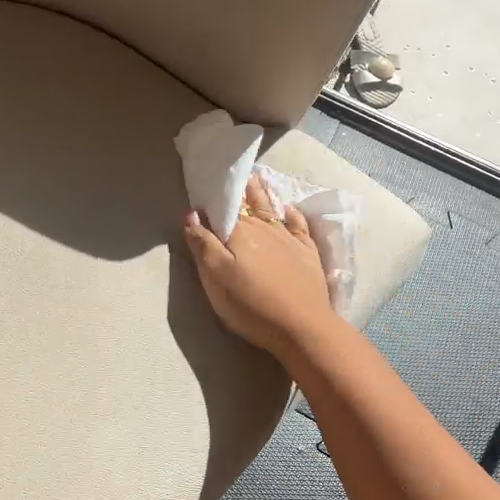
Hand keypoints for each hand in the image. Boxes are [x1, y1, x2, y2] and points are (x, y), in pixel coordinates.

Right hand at [181, 174, 334, 357]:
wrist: (302, 327)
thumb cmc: (251, 305)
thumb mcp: (215, 278)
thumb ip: (202, 243)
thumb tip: (192, 213)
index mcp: (239, 233)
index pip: (223, 208)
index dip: (214, 196)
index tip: (206, 184)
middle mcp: (264, 228)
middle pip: (248, 203)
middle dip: (239, 187)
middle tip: (234, 172)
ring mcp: (289, 239)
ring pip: (272, 208)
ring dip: (262, 192)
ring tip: (256, 177)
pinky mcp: (308, 253)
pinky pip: (298, 224)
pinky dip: (290, 212)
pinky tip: (287, 207)